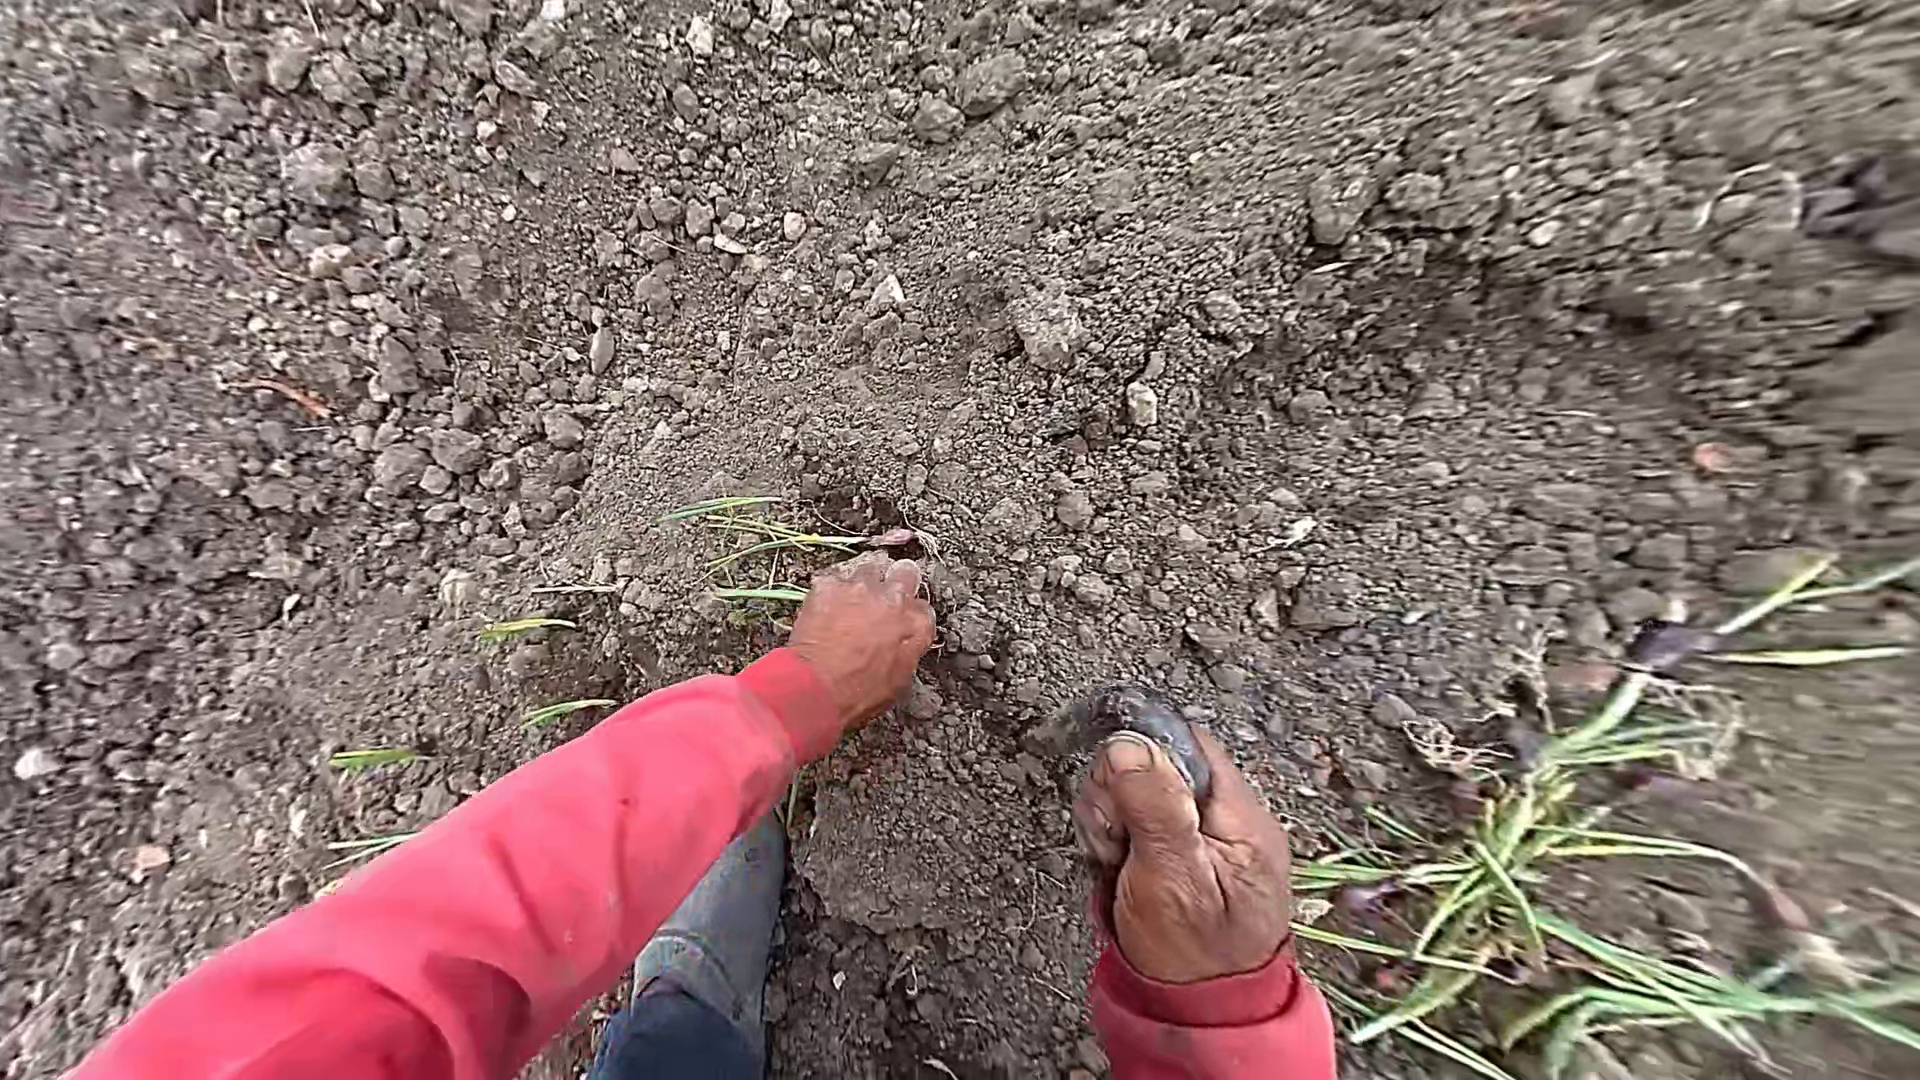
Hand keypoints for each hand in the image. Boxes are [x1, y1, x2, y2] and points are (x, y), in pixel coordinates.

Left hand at [787, 551, 935, 732]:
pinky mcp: (829, 584)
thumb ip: (909, 649)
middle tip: (882, 598)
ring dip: (863, 583)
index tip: (899, 620)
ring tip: (851, 601)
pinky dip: (832, 589)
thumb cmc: (857, 693)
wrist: (815, 690)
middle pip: (905, 573)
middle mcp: (894, 599)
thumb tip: (903, 642)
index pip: (922, 607)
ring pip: (869, 568)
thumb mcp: (899, 680)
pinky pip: (835, 577)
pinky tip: (826, 607)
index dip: (909, 614)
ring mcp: (861, 588)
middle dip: (897, 581)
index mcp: (917, 624)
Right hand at [1073, 728, 1292, 983]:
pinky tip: (1112, 855)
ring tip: (1114, 853)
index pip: (1187, 743)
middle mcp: (1218, 813)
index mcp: (1238, 816)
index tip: (1115, 782)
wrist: (1191, 1013)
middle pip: (1152, 758)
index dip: (1143, 751)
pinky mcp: (1165, 839)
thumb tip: (1127, 745)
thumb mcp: (1174, 880)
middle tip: (1115, 833)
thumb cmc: (1192, 957)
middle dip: (1117, 788)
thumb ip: (1154, 809)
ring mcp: (1190, 826)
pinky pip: (1124, 807)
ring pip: (1129, 780)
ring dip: (1107, 811)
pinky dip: (1107, 826)